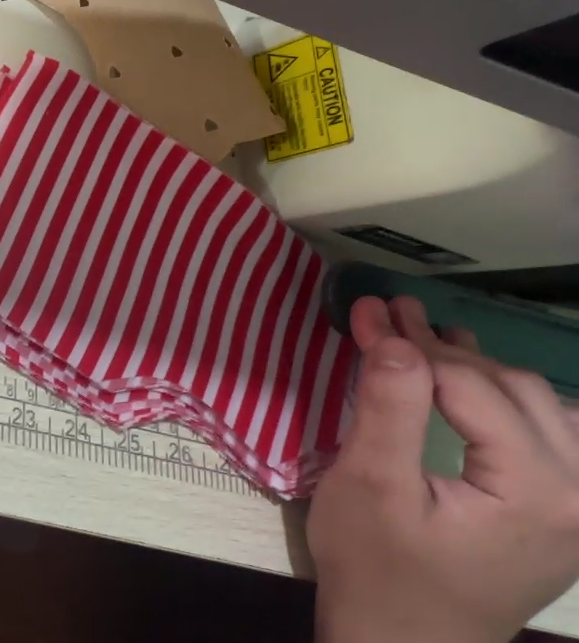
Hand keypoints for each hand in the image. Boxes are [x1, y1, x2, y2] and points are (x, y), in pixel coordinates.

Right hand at [309, 295, 578, 642]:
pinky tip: (463, 381)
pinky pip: (548, 434)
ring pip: (542, 406)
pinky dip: (501, 397)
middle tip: (383, 314)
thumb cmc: (376, 560)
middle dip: (443, 348)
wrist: (404, 635)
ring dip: (477, 367)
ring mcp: (578, 506)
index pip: (473, 388)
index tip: (364, 310)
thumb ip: (389, 409)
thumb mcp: (368, 482)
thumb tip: (395, 338)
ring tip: (419, 334)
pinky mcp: (561, 512)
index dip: (414, 343)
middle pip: (517, 390)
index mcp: (536, 489)